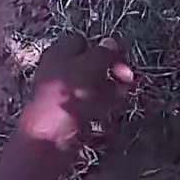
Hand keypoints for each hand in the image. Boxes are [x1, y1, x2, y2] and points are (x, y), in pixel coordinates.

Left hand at [15, 33, 134, 150]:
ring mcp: (65, 93)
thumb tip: (111, 42)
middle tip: (129, 77)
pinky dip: (105, 103)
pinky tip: (117, 106)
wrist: (51, 137)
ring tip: (126, 92)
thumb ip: (101, 53)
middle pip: (90, 63)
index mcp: (58, 54)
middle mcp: (60, 70)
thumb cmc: (67, 95)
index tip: (122, 56)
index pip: (82, 42)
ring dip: (112, 86)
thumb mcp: (87, 67)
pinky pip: (92, 103)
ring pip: (93, 84)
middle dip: (112, 68)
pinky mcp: (72, 113)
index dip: (103, 47)